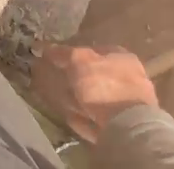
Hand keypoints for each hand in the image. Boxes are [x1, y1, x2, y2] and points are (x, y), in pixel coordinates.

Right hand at [32, 43, 158, 142]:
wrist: (129, 127)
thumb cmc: (104, 85)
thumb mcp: (77, 60)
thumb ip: (61, 52)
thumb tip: (43, 46)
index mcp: (122, 57)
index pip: (93, 50)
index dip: (72, 54)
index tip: (55, 60)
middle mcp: (129, 77)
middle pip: (94, 75)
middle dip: (74, 79)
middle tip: (57, 81)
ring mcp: (129, 103)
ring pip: (96, 97)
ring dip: (78, 98)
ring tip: (61, 101)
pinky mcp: (125, 125)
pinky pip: (99, 117)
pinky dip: (85, 117)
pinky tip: (73, 117)